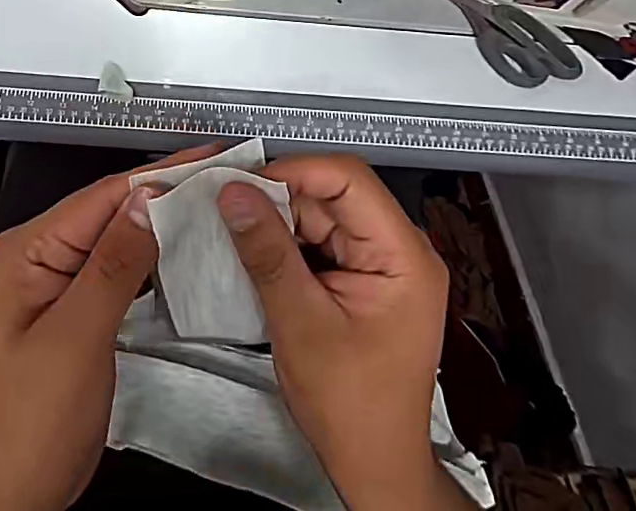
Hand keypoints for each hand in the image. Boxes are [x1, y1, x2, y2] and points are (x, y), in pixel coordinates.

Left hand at [0, 146, 216, 510]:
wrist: (9, 497)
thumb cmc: (27, 427)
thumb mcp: (75, 340)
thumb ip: (113, 266)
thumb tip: (147, 200)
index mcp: (27, 251)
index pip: (102, 196)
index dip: (158, 176)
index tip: (205, 161)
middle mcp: (38, 254)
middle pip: (110, 208)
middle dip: (164, 190)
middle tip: (218, 176)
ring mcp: (56, 278)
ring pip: (117, 233)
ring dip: (160, 217)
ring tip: (206, 201)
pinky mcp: (74, 301)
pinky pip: (117, 262)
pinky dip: (150, 250)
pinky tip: (177, 243)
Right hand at [219, 154, 470, 510]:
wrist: (374, 464)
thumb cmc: (352, 406)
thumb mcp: (301, 323)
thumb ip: (267, 252)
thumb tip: (235, 194)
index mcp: (404, 254)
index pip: (348, 179)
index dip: (294, 172)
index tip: (244, 184)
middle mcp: (399, 247)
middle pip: (332, 193)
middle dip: (280, 198)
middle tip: (231, 208)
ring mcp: (381, 260)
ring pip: (320, 213)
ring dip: (279, 220)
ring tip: (238, 231)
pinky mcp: (361, 273)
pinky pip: (319, 238)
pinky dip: (286, 241)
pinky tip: (258, 251)